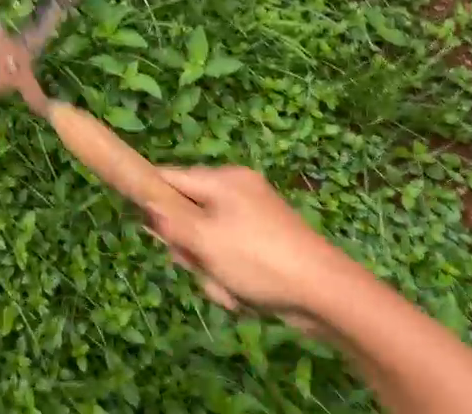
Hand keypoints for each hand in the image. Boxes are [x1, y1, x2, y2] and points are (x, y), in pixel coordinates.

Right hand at [148, 166, 357, 327]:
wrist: (327, 294)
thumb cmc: (258, 260)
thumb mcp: (204, 240)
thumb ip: (169, 220)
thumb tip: (144, 202)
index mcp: (222, 179)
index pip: (169, 177)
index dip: (152, 199)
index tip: (147, 228)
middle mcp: (236, 189)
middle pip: (188, 212)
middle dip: (188, 247)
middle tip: (196, 266)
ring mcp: (254, 215)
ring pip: (207, 239)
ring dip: (209, 267)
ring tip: (225, 287)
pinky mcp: (266, 241)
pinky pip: (230, 251)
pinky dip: (229, 273)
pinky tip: (240, 294)